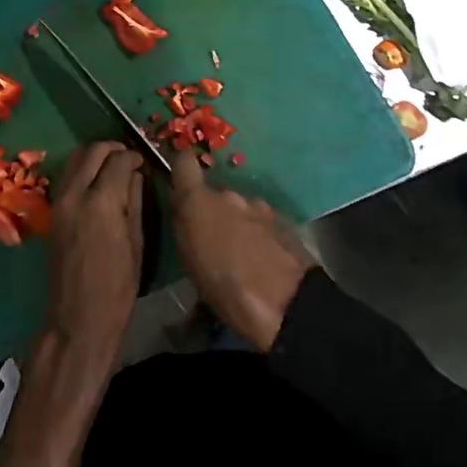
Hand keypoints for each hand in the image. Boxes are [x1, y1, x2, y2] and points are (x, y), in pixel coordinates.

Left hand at [44, 141, 144, 363]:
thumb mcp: (136, 243)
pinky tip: (98, 180)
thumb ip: (135, 201)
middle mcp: (76, 193)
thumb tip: (137, 174)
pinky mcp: (53, 209)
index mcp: (101, 202)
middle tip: (129, 157)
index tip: (143, 160)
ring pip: (75, 158)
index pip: (118, 160)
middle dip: (112, 148)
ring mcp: (60, 200)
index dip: (133, 156)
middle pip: (92, 151)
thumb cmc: (117, 286)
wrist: (78, 316)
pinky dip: (82, 168)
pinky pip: (67, 175)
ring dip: (95, 155)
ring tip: (114, 165)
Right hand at [169, 150, 315, 351]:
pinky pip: (261, 222)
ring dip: (237, 223)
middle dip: (212, 210)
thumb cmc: (224, 287)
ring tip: (241, 255)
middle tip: (213, 239)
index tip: (180, 184)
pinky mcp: (284, 221)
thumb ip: (184, 223)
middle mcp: (228, 194)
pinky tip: (262, 260)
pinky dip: (258, 234)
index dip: (182, 169)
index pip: (184, 162)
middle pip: (215, 192)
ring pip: (240, 208)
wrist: (286, 304)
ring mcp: (259, 206)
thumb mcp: (189, 259)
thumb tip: (182, 204)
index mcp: (198, 200)